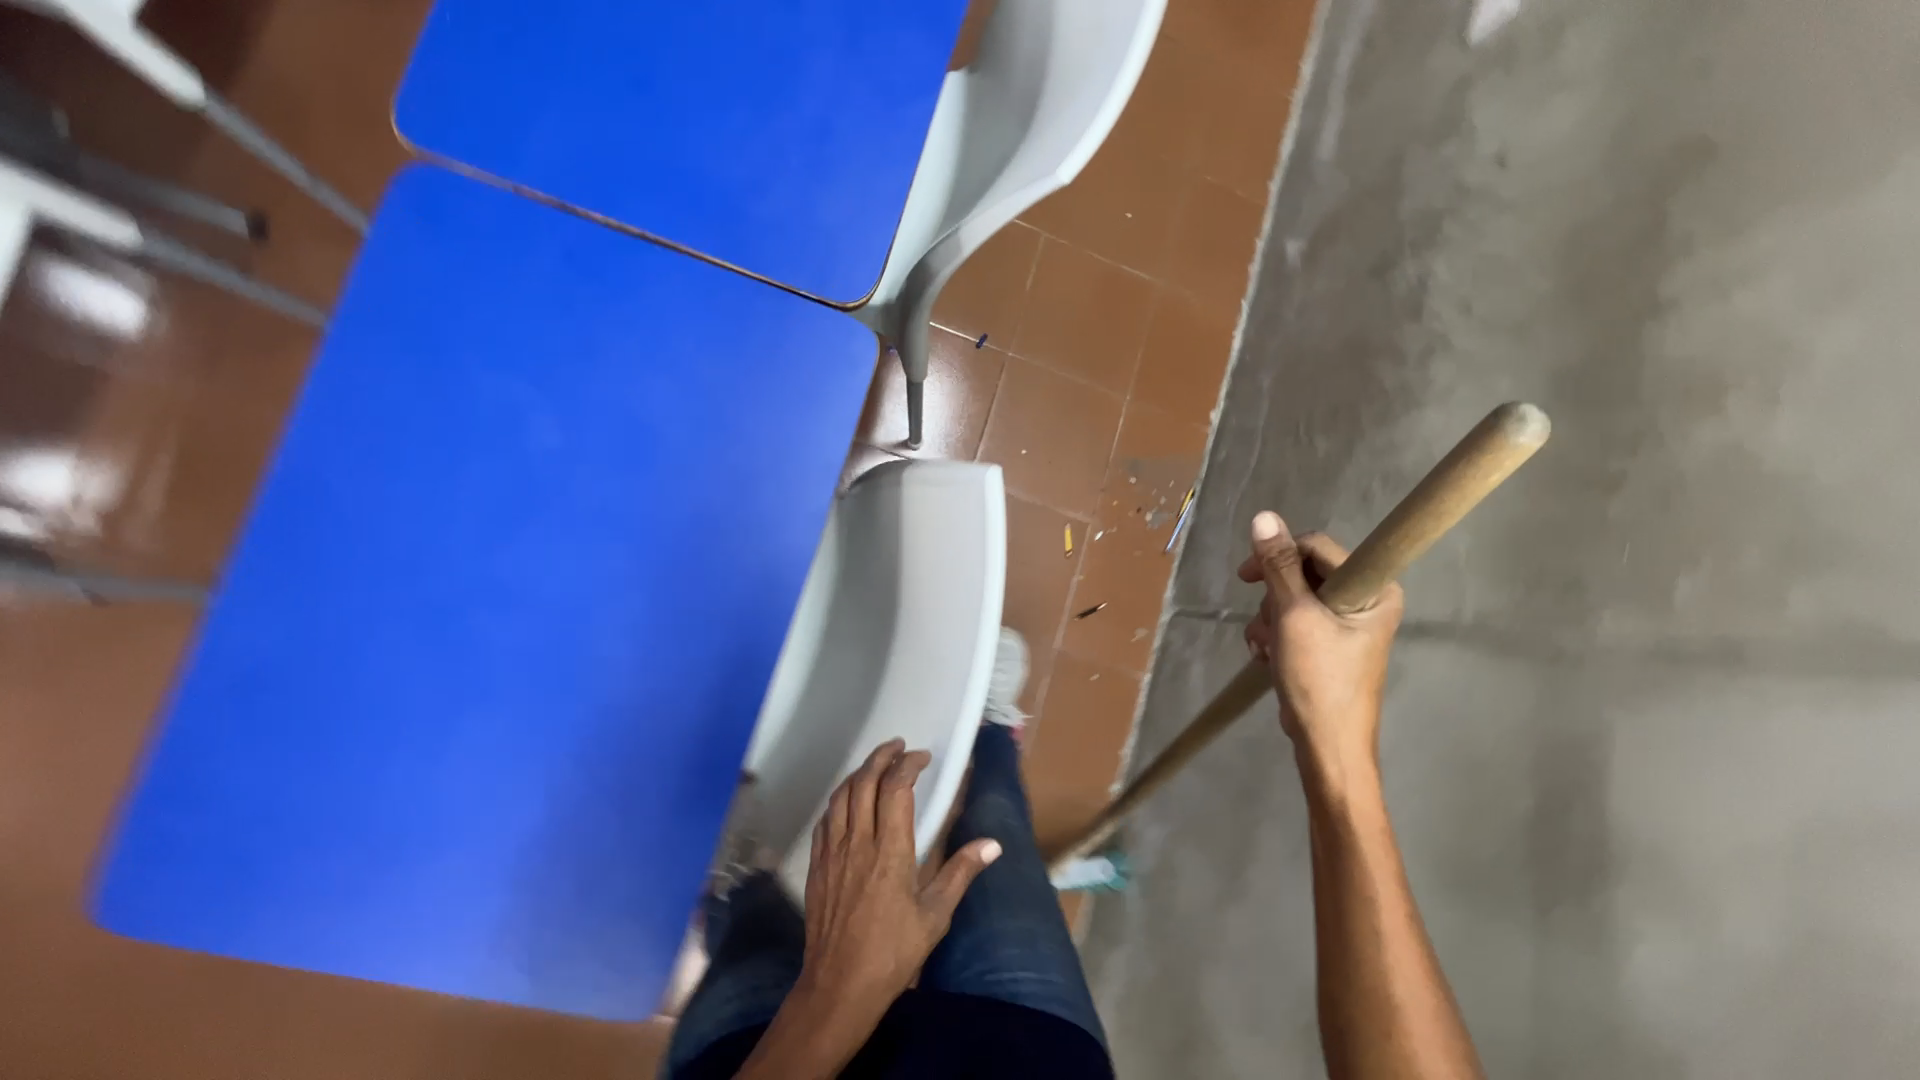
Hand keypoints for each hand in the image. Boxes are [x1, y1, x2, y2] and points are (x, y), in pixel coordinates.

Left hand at [798, 738, 1000, 1011]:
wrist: (839, 985)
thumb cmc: (893, 952)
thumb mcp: (935, 916)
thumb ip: (960, 873)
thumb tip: (992, 844)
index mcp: (890, 850)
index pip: (896, 788)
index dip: (909, 765)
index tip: (922, 758)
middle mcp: (858, 842)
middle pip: (865, 782)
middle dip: (882, 757)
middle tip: (899, 746)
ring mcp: (833, 852)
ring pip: (841, 796)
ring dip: (859, 773)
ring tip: (876, 765)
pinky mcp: (817, 866)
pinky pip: (826, 819)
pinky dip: (840, 800)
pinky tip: (848, 802)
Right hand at [1239, 511, 1403, 771]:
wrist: (1327, 745)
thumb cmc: (1319, 678)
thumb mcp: (1294, 615)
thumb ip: (1278, 566)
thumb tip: (1263, 517)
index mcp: (1374, 587)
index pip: (1318, 548)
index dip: (1279, 556)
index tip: (1246, 578)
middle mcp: (1367, 599)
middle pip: (1303, 573)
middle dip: (1274, 599)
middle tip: (1268, 625)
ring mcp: (1348, 623)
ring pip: (1293, 598)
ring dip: (1270, 620)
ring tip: (1267, 647)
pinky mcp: (1330, 643)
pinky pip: (1295, 621)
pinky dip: (1275, 634)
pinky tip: (1269, 656)